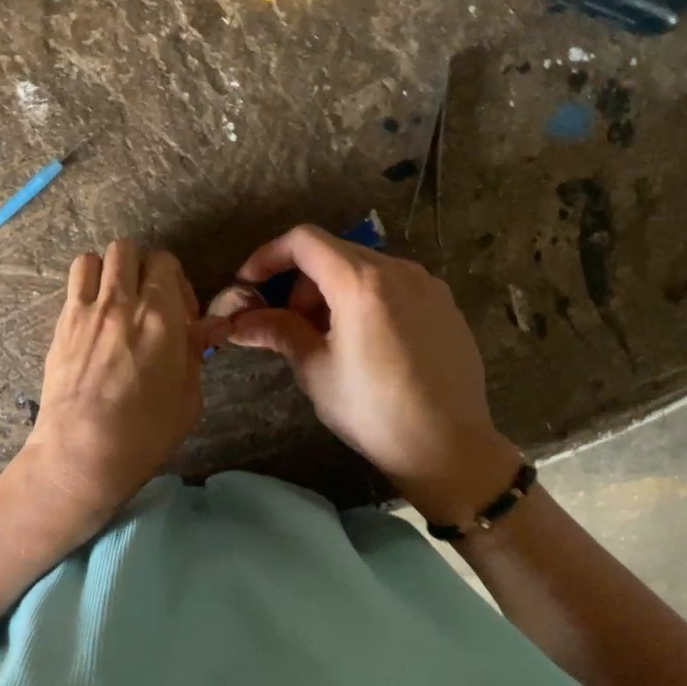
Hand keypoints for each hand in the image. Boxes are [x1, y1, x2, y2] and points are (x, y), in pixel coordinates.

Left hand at [15, 240, 223, 528]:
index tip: (180, 315)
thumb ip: (195, 353)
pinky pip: (72, 285)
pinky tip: (92, 321)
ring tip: (114, 302)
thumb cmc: (143, 435)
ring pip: (93, 259)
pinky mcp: (59, 328)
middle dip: (140, 269)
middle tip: (147, 302)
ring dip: (107, 272)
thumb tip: (211, 327)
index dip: (175, 283)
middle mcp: (121, 303)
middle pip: (128, 251)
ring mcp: (84, 312)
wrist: (81, 454)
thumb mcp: (187, 398)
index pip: (166, 263)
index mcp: (160, 316)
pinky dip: (84, 289)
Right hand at [211, 225, 521, 523]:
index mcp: (360, 283)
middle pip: (334, 252)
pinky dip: (365, 299)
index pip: (304, 242)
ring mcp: (428, 285)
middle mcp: (398, 270)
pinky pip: (393, 286)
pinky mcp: (445, 305)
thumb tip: (241, 323)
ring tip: (325, 337)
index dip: (268, 256)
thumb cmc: (371, 409)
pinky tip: (363, 343)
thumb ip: (279, 332)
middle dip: (300, 281)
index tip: (249, 283)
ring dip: (332, 290)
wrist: (446, 443)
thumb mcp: (315, 370)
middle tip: (287, 324)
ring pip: (365, 268)